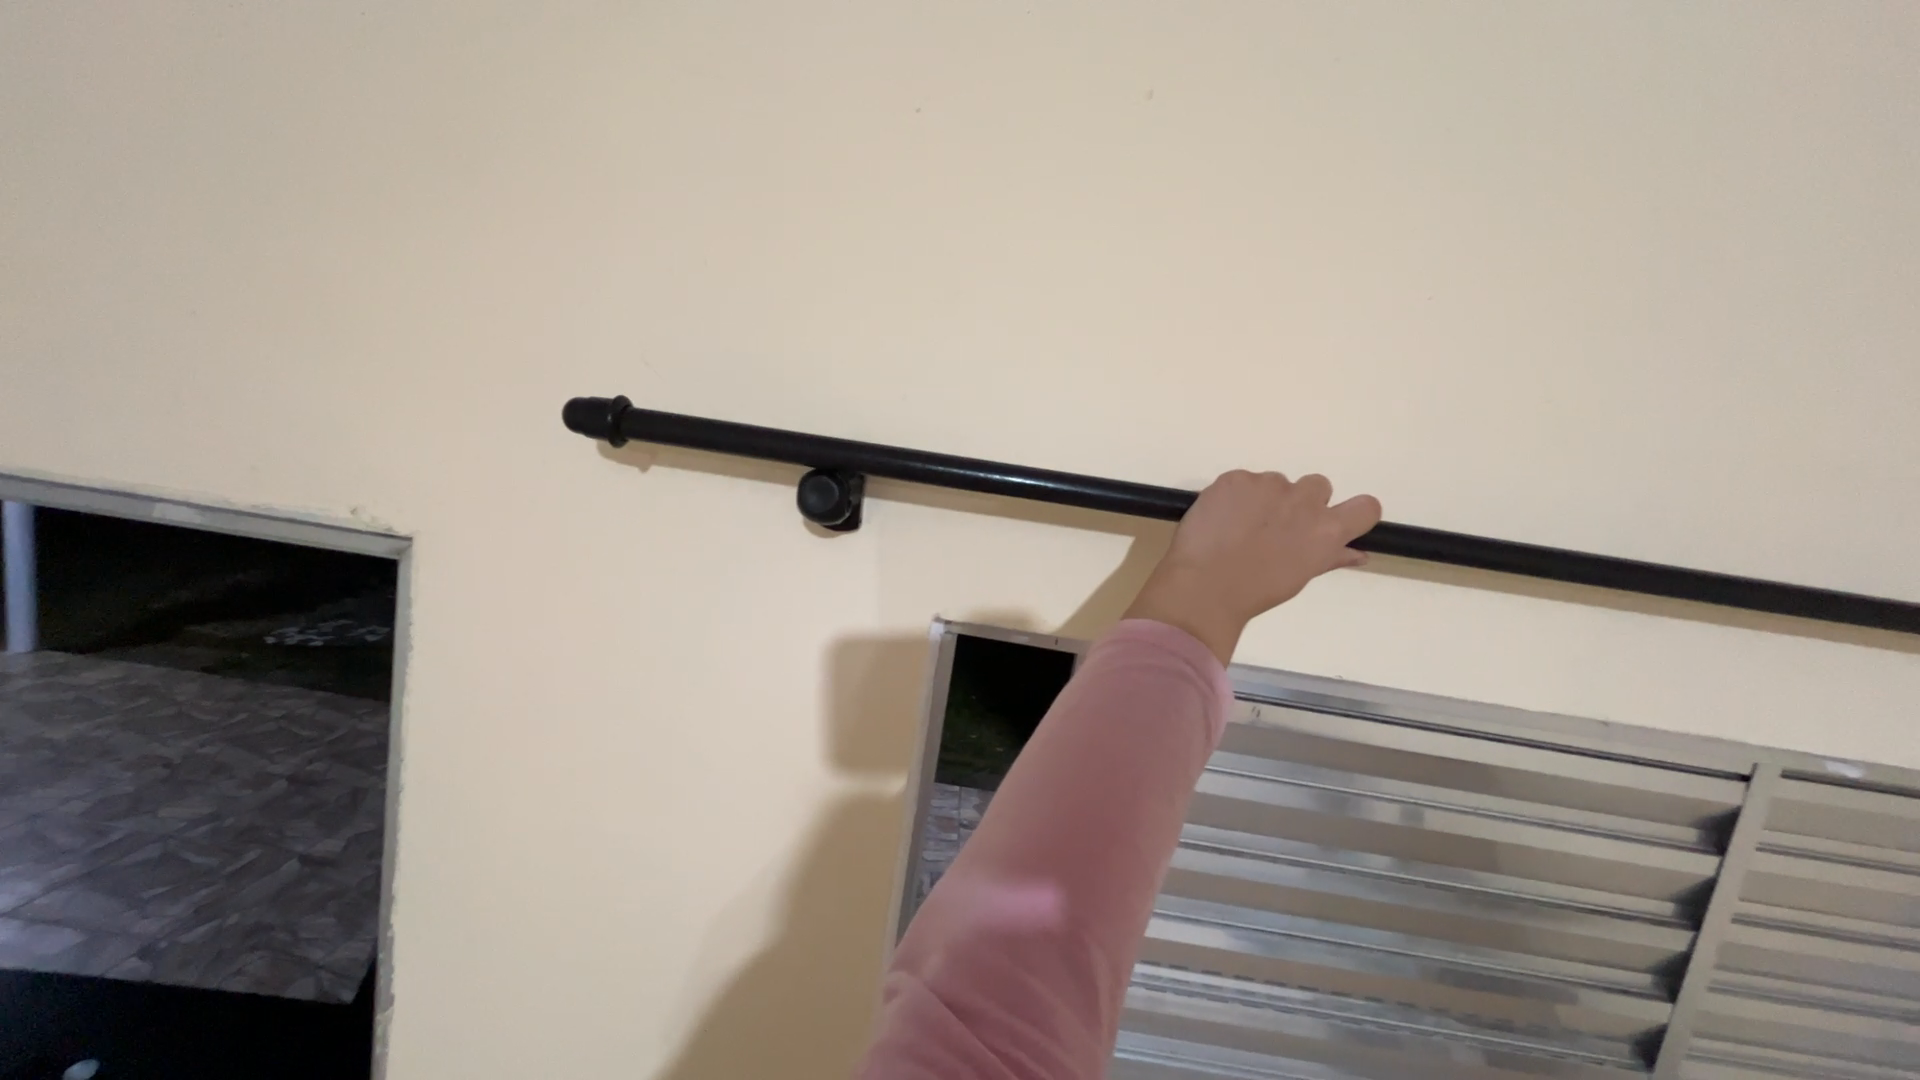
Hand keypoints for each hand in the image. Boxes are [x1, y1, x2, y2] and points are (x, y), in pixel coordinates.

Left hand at [1124, 470, 1381, 664]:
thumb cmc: (1256, 590)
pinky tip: (1220, 518)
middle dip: (1299, 502)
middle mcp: (1303, 499)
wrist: (1205, 584)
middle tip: (1273, 528)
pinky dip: (1234, 495)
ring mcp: (1267, 484)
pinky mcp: (1235, 478)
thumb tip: (1358, 554)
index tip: (1330, 521)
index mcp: (1327, 529)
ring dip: (1263, 498)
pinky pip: (1241, 481)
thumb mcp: (1299, 577)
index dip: (1350, 512)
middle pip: (1317, 486)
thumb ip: (1330, 558)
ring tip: (1239, 527)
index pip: (1366, 506)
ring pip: (1274, 483)